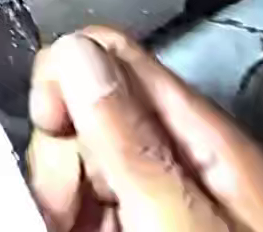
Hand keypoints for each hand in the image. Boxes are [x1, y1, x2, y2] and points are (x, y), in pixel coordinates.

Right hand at [27, 26, 262, 231]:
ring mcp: (163, 189)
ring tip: (74, 225)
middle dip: (59, 144)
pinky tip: (77, 227)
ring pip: (73, 144)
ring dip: (58, 181)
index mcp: (208, 141)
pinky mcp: (142, 216)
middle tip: (71, 199)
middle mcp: (185, 155)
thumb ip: (127, 133)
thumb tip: (77, 49)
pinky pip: (78, 183)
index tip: (54, 123)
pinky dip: (65, 203)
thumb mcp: (180, 222)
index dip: (66, 76)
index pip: (108, 50)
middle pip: (83, 100)